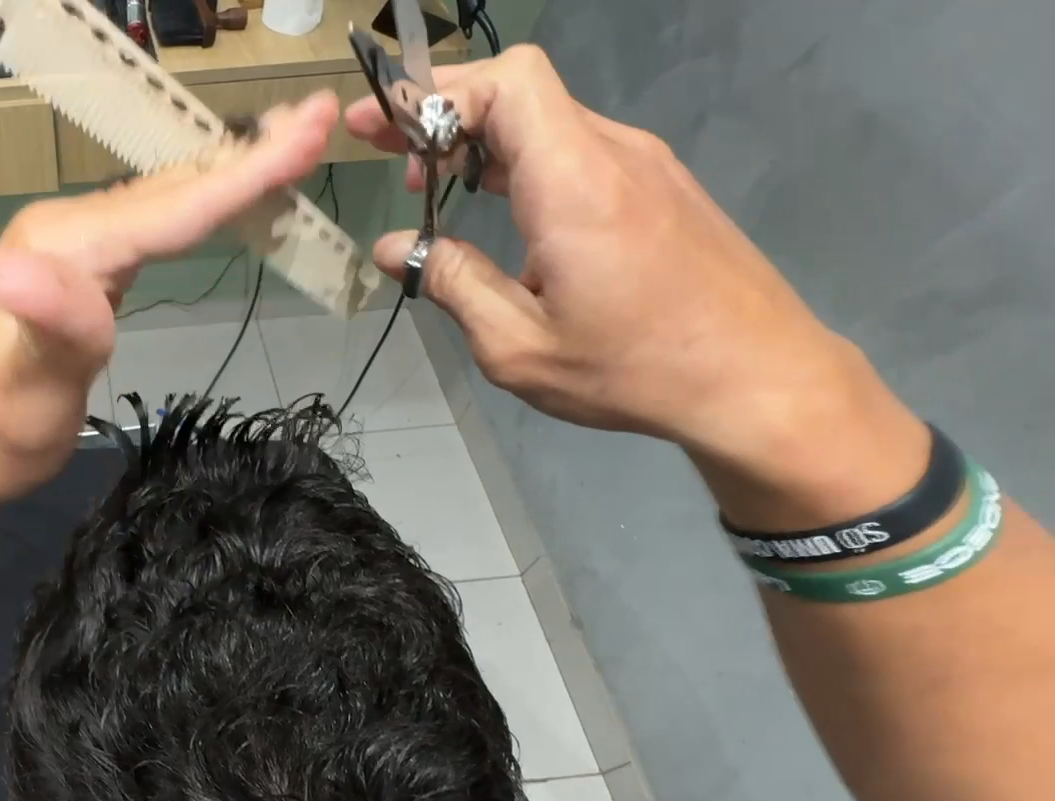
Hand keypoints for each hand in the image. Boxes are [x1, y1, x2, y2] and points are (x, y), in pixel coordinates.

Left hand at [0, 93, 336, 504]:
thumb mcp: (28, 386)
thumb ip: (49, 325)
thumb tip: (20, 264)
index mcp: (63, 248)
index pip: (171, 208)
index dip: (245, 174)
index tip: (314, 130)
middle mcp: (62, 232)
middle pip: (169, 192)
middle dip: (246, 158)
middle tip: (317, 120)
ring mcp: (64, 252)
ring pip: (158, 207)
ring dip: (222, 178)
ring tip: (282, 150)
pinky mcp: (69, 277)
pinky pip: (143, 233)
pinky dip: (188, 215)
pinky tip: (208, 210)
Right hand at [345, 47, 919, 496]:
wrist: (756, 377)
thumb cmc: (631, 368)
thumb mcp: (517, 345)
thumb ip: (452, 284)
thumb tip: (393, 248)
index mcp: (575, 185)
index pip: (507, 85)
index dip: (436, 93)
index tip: (382, 129)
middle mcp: (612, 155)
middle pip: (520, 91)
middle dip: (440, 109)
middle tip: (382, 146)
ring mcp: (641, 165)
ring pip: (544, 119)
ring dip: (476, 139)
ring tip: (423, 181)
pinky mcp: (654, 187)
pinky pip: (571, 149)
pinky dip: (515, 160)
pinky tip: (487, 202)